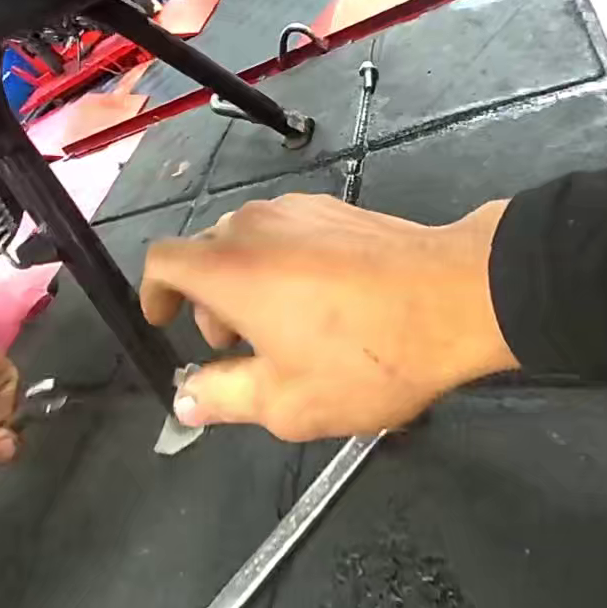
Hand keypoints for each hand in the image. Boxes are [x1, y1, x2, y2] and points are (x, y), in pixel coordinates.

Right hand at [140, 195, 517, 441]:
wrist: (452, 295)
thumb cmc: (364, 354)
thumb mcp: (286, 401)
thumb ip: (222, 396)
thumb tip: (186, 397)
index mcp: (230, 266)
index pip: (163, 261)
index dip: (154, 293)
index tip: (166, 323)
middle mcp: (255, 224)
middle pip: (207, 253)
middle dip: (211, 302)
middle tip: (245, 349)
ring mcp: (297, 207)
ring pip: (249, 241)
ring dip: (249, 282)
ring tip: (289, 328)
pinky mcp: (333, 206)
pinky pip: (287, 231)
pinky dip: (282, 262)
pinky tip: (324, 298)